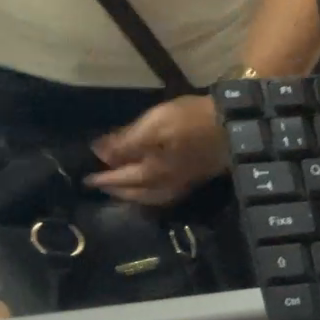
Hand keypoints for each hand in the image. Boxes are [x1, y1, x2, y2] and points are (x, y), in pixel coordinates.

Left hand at [85, 96, 227, 205]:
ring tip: (128, 191)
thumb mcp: (152, 127)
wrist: (232, 129)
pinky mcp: (197, 178)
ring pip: (156, 196)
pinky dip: (155, 193)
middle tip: (104, 187)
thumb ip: (125, 142)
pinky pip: (169, 192)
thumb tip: (99, 154)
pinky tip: (154, 186)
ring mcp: (185, 183)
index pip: (123, 178)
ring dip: (139, 197)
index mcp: (155, 172)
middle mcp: (169, 183)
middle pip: (141, 194)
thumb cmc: (189, 123)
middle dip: (121, 192)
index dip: (105, 179)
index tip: (86, 181)